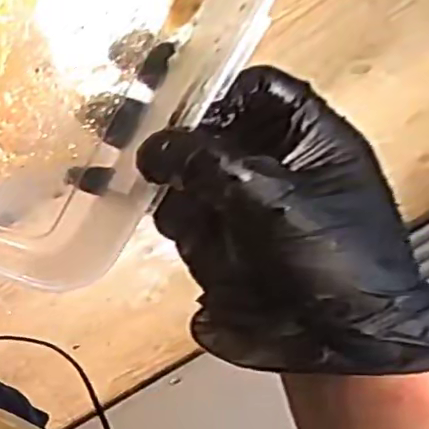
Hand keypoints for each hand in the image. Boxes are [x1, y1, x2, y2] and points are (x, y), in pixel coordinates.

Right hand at [136, 66, 428, 374]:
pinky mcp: (204, 233)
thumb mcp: (271, 200)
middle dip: (161, 125)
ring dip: (144, 165)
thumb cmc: (326, 260)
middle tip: (110, 116)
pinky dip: (138, 200)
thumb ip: (208, 163)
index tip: (160, 91)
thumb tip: (150, 145)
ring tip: (108, 160)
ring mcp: (231, 200)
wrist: (326, 342)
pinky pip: (166, 205)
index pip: (257, 90)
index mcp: (306, 141)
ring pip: (177, 167)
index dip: (212, 86)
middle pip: (206, 127)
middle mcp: (265, 163)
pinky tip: (102, 190)